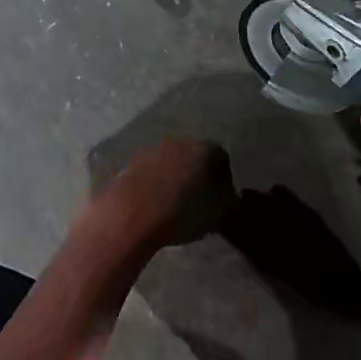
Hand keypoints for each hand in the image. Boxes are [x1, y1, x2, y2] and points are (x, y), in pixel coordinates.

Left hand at [95, 139, 236, 246]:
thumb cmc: (181, 215)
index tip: (219, 197)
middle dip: (194, 173)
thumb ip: (229, 203)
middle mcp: (180, 142)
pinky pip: (146, 172)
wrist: (130, 216)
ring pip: (167, 162)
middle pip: (192, 155)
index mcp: (206, 151)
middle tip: (194, 199)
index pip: (221, 158)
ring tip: (168, 204)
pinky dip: (149, 184)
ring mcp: (152, 150)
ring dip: (170, 177)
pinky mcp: (129, 163)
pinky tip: (148, 205)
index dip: (222, 178)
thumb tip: (231, 198)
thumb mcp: (218, 216)